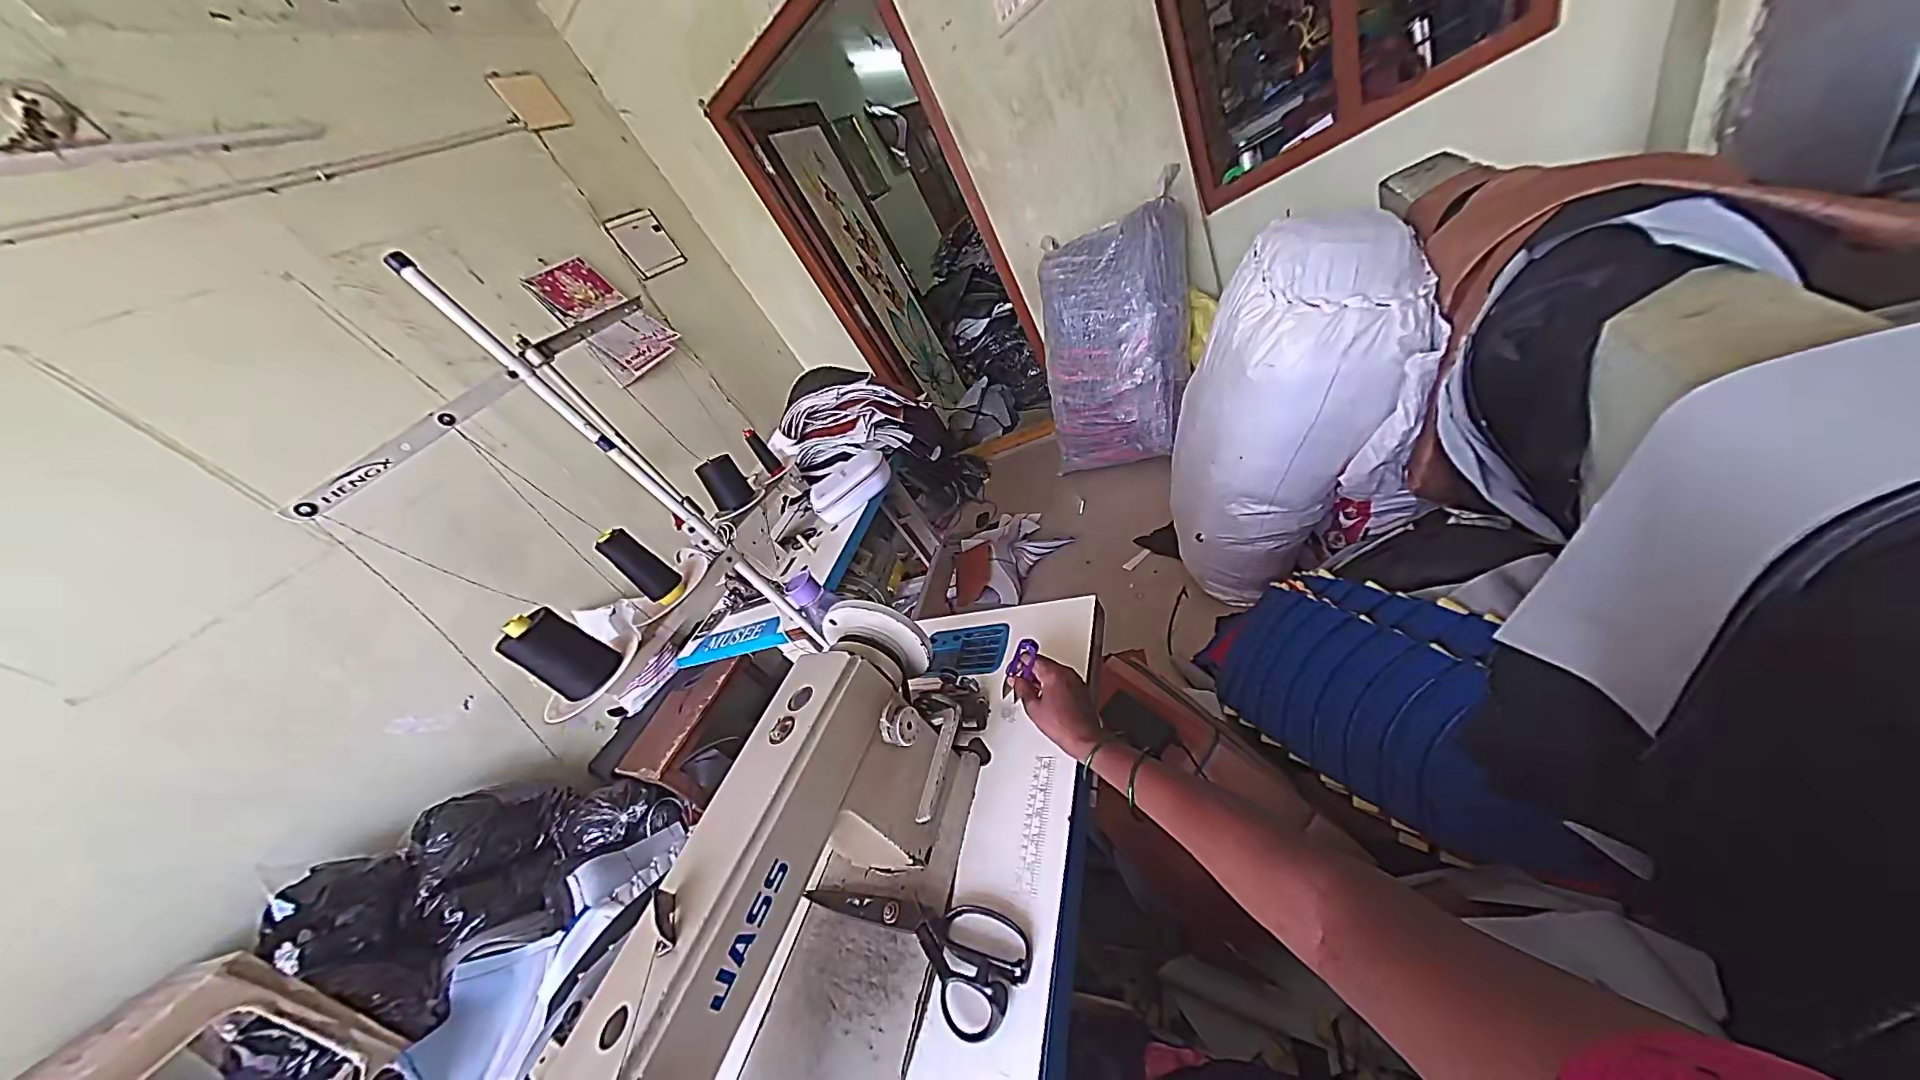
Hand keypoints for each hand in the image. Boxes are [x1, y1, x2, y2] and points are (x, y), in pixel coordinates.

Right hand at [1009, 655, 1102, 759]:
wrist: (1083, 738)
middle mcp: (1067, 673)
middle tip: (1021, 682)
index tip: (1015, 670)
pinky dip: (1053, 684)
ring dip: (1042, 678)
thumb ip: (1022, 689)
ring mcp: (1075, 680)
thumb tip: (1017, 680)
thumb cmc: (1063, 726)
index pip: (1032, 658)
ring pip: (1053, 671)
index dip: (1020, 663)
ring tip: (1033, 693)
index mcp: (1054, 674)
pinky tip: (1047, 698)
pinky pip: (1063, 679)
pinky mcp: (1080, 688)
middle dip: (1030, 671)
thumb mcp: (1033, 707)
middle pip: (1044, 663)